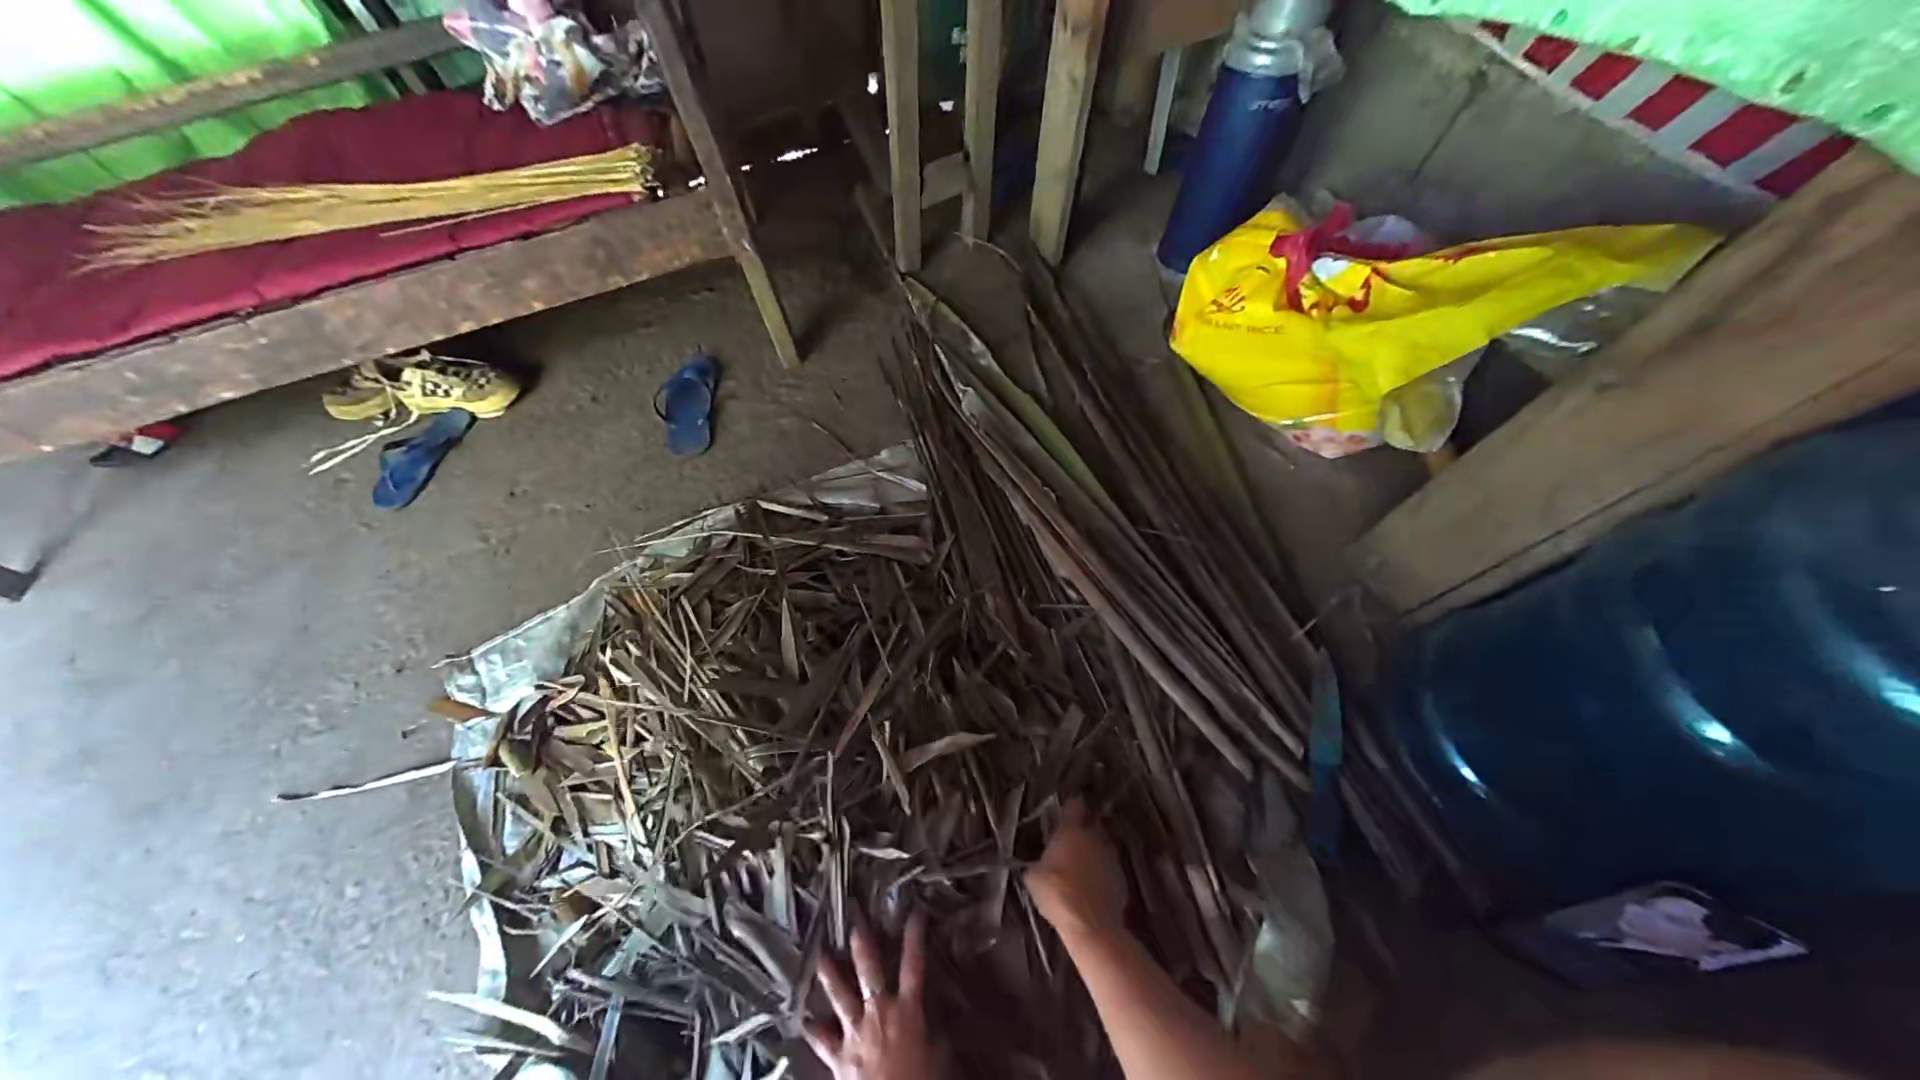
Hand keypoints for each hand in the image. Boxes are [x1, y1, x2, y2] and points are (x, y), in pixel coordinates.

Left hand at [804, 911, 937, 1079]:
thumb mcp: (938, 1058)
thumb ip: (935, 1037)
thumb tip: (937, 1027)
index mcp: (908, 1011)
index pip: (914, 965)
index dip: (914, 937)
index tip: (915, 913)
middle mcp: (879, 1013)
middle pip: (870, 971)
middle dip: (863, 946)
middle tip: (856, 924)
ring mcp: (855, 1032)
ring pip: (840, 995)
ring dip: (830, 974)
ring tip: (820, 955)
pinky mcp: (838, 1055)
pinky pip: (822, 1039)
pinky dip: (814, 1029)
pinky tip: (806, 1020)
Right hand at [1024, 798, 1127, 937]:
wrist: (1090, 924)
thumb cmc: (1057, 893)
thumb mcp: (1034, 877)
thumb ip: (1038, 864)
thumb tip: (1038, 865)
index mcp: (1071, 832)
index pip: (1074, 806)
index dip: (1071, 806)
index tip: (1068, 807)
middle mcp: (1094, 839)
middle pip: (1092, 824)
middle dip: (1085, 830)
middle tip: (1073, 841)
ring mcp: (1111, 858)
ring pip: (1103, 847)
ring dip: (1095, 852)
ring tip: (1083, 867)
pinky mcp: (1122, 879)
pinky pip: (1110, 869)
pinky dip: (1103, 873)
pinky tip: (1093, 887)